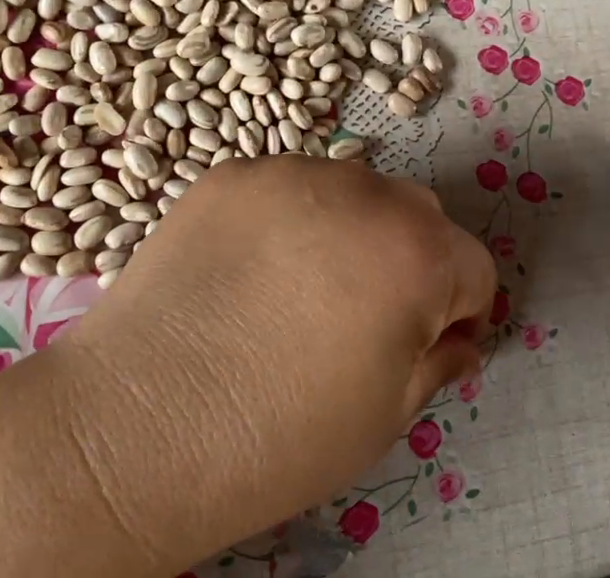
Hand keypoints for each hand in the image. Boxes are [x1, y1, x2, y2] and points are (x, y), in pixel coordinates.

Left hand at [50, 154, 496, 572]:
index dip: (456, 314)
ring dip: (350, 231)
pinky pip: (288, 188)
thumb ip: (439, 362)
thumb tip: (460, 339)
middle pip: (418, 218)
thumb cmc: (279, 437)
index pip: (473, 268)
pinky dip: (289, 220)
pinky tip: (251, 272)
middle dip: (409, 263)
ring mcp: (291, 172)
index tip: (423, 345)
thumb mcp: (386, 416)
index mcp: (418, 254)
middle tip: (360, 319)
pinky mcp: (232, 174)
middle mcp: (365, 192)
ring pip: (353, 192)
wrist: (137, 427)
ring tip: (299, 291)